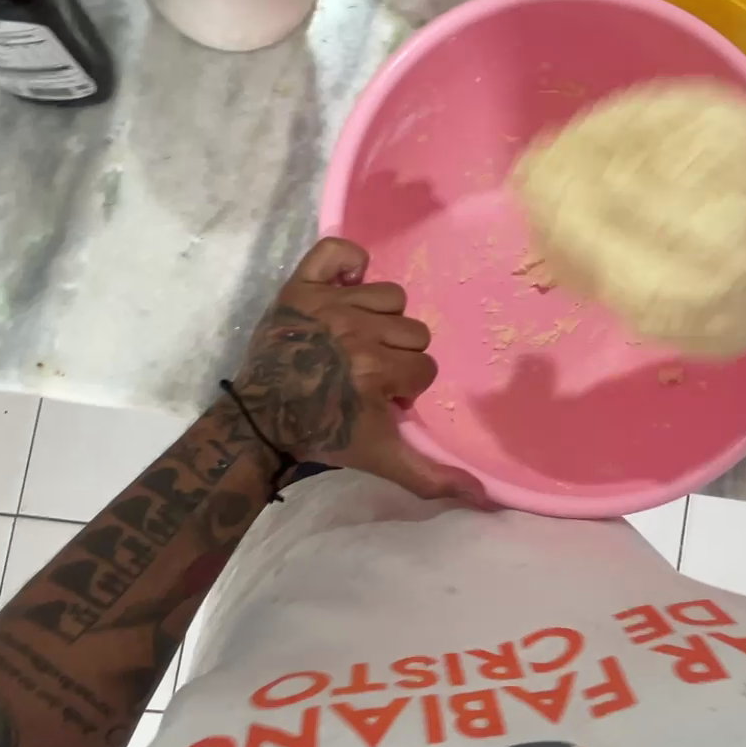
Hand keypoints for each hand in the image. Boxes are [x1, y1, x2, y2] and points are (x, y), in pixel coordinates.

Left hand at [230, 238, 486, 504]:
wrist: (260, 420)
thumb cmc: (323, 435)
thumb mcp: (381, 459)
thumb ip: (431, 475)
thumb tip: (485, 495)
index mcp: (377, 371)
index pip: (424, 368)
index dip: (405, 387)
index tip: (380, 398)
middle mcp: (356, 332)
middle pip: (412, 331)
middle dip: (396, 356)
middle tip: (366, 373)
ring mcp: (328, 304)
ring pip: (390, 296)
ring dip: (381, 319)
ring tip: (356, 340)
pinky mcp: (301, 287)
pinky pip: (336, 252)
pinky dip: (348, 264)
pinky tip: (347, 288)